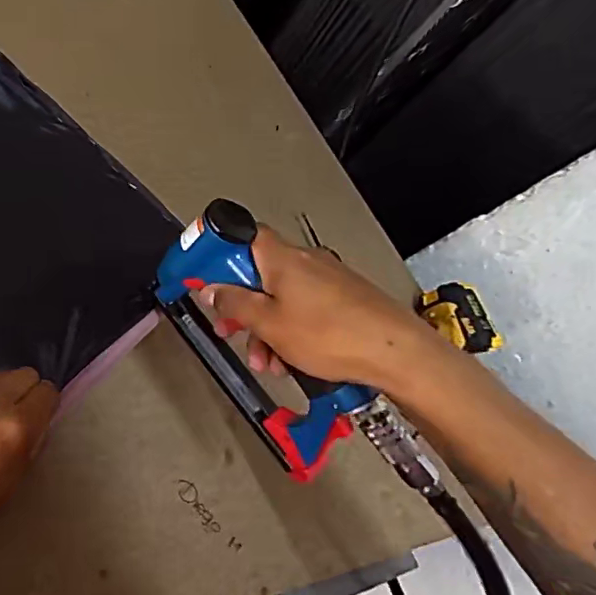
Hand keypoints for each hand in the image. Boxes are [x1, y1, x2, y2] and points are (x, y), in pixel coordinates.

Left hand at [0, 368, 57, 552]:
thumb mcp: (19, 476)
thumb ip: (33, 439)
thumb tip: (38, 418)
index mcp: (17, 427)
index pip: (47, 392)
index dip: (47, 406)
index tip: (41, 418)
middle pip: (26, 374)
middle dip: (28, 393)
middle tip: (20, 415)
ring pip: (2, 373)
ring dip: (5, 390)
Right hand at [196, 224, 448, 393]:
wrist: (396, 354)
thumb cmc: (337, 335)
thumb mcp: (268, 323)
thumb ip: (234, 303)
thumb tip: (213, 290)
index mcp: (282, 257)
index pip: (239, 235)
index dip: (215, 251)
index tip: (198, 269)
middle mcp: (305, 261)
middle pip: (256, 273)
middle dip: (239, 305)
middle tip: (229, 326)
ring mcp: (325, 280)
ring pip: (278, 297)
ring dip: (264, 327)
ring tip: (266, 359)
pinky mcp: (341, 300)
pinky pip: (301, 309)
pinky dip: (288, 330)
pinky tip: (290, 358)